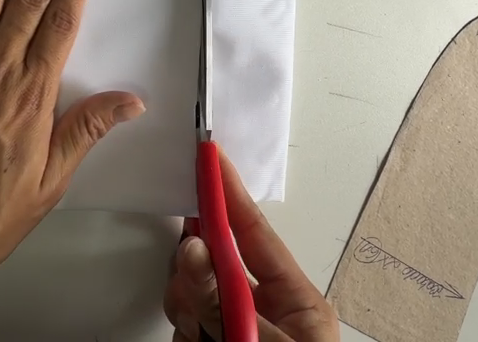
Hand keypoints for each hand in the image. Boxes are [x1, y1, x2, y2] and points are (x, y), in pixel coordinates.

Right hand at [163, 151, 338, 341]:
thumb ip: (225, 299)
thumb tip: (193, 249)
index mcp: (295, 301)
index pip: (255, 232)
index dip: (229, 191)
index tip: (209, 154)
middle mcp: (264, 311)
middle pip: (214, 258)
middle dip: (196, 265)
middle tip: (189, 276)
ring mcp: (235, 330)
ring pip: (191, 292)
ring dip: (188, 308)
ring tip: (204, 336)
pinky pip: (183, 325)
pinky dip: (184, 333)